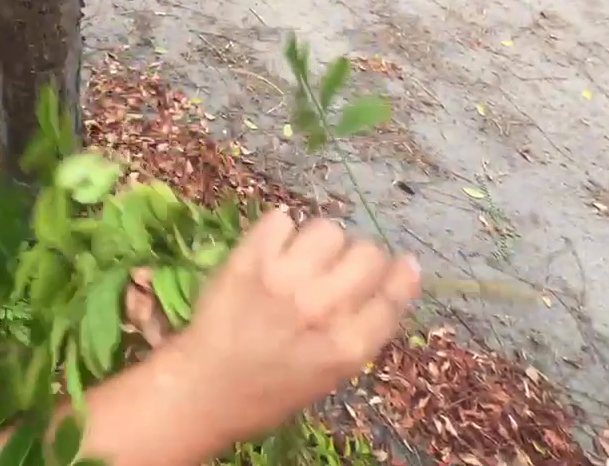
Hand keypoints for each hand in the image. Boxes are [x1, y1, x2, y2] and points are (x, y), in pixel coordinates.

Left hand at [154, 210, 420, 447]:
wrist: (207, 386)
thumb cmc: (271, 388)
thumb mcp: (330, 372)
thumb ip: (357, 331)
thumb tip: (385, 284)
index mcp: (348, 347)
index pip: (392, 294)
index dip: (400, 275)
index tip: (401, 262)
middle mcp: (321, 308)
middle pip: (367, 254)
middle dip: (359, 255)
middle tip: (338, 263)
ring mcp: (283, 279)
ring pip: (326, 229)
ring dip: (319, 239)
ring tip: (303, 254)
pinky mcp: (248, 259)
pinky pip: (279, 220)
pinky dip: (279, 228)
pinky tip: (273, 245)